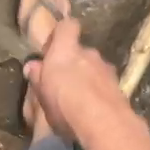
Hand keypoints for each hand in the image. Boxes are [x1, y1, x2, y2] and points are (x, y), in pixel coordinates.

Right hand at [21, 18, 134, 146]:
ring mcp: (106, 68)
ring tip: (77, 101)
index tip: (51, 50)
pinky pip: (103, 84)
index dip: (60, 35)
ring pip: (92, 69)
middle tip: (61, 85)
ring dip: (85, 80)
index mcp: (66, 50)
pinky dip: (97, 92)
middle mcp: (89, 53)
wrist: (103, 123)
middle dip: (72, 65)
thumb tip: (32, 65)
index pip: (67, 27)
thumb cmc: (64, 106)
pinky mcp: (118, 85)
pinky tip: (91, 110)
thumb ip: (37, 77)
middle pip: (80, 52)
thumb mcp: (42, 95)